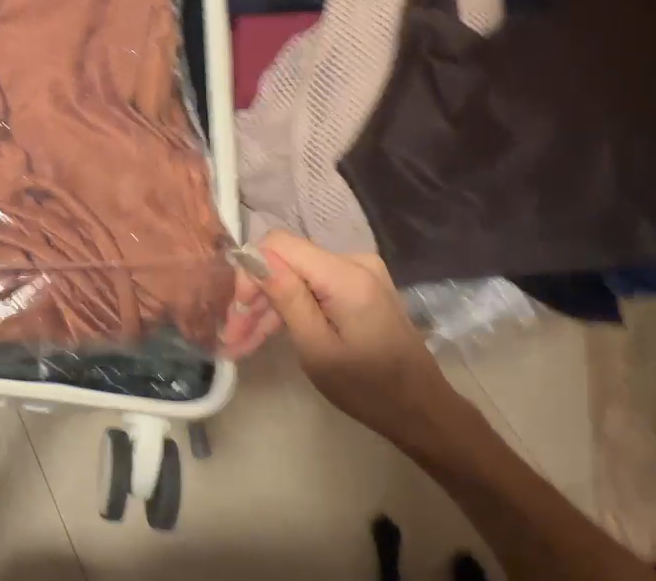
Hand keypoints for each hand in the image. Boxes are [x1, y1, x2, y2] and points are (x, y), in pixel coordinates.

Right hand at [242, 231, 463, 445]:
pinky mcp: (360, 288)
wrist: (423, 412)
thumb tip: (252, 256)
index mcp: (346, 275)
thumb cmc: (368, 389)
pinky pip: (313, 287)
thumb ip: (286, 297)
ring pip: (295, 277)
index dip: (251, 270)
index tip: (238, 309)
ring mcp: (359, 274)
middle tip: (232, 335)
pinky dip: (291, 310)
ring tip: (242, 342)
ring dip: (268, 307)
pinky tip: (266, 334)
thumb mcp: (317, 348)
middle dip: (255, 296)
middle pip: (286, 262)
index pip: (278, 244)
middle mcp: (354, 262)